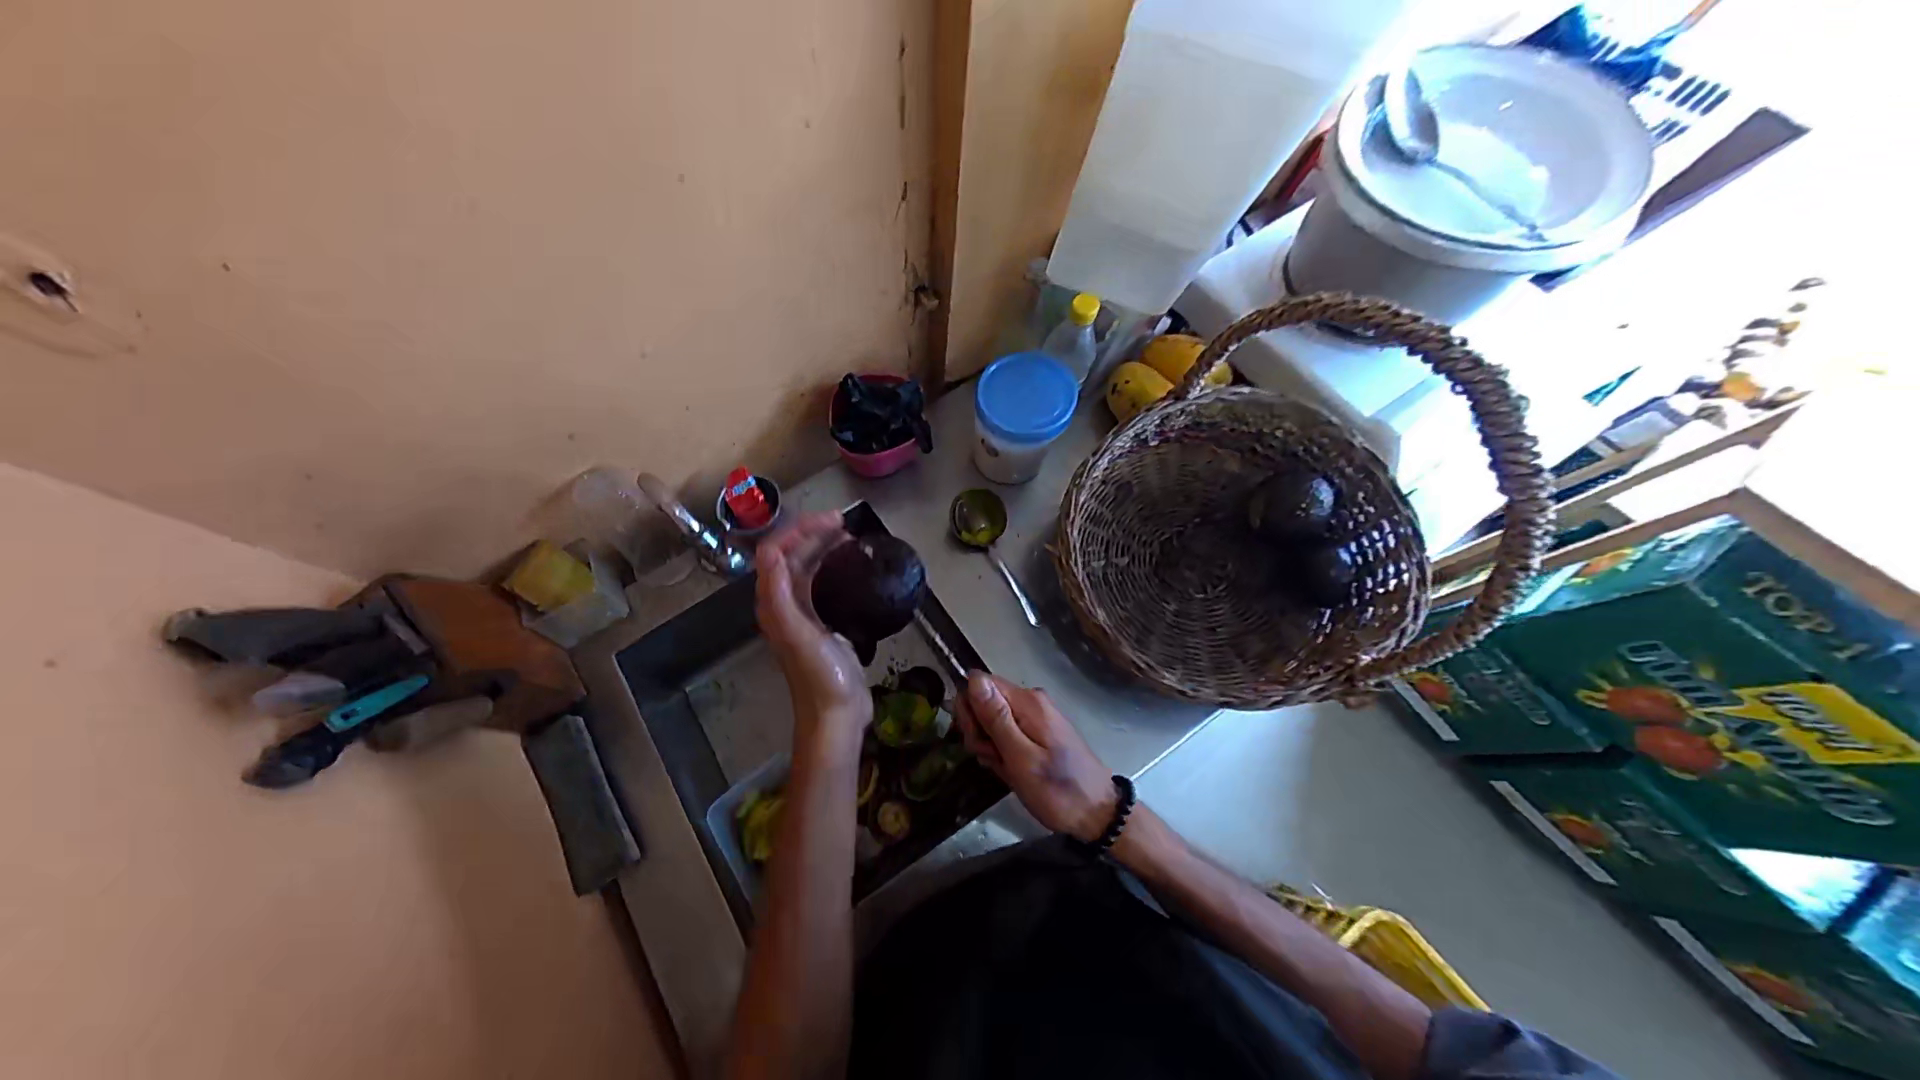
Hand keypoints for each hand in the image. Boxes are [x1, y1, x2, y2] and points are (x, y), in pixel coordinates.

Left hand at [756, 512, 871, 754]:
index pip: (777, 552)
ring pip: (809, 567)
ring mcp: (804, 614)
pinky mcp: (824, 623)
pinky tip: (854, 566)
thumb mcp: (799, 636)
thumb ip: (781, 596)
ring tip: (850, 537)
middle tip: (845, 522)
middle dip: (813, 533)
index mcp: (774, 604)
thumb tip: (772, 554)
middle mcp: (784, 604)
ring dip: (823, 547)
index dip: (800, 530)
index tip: (833, 520)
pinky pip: (824, 583)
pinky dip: (836, 567)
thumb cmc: (820, 677)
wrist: (836, 715)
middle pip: (792, 556)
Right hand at [955, 672, 1117, 842]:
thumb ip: (996, 718)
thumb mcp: (1020, 757)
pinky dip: (1003, 751)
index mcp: (1027, 701)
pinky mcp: (1039, 731)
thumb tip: (973, 678)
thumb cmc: (1057, 789)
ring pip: (993, 719)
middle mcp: (1031, 700)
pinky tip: (1011, 769)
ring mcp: (1036, 716)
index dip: (969, 709)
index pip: (980, 683)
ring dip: (989, 744)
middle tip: (991, 758)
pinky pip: (1007, 732)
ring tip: (1004, 768)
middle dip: (978, 730)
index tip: (976, 740)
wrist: (1097, 812)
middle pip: (985, 700)